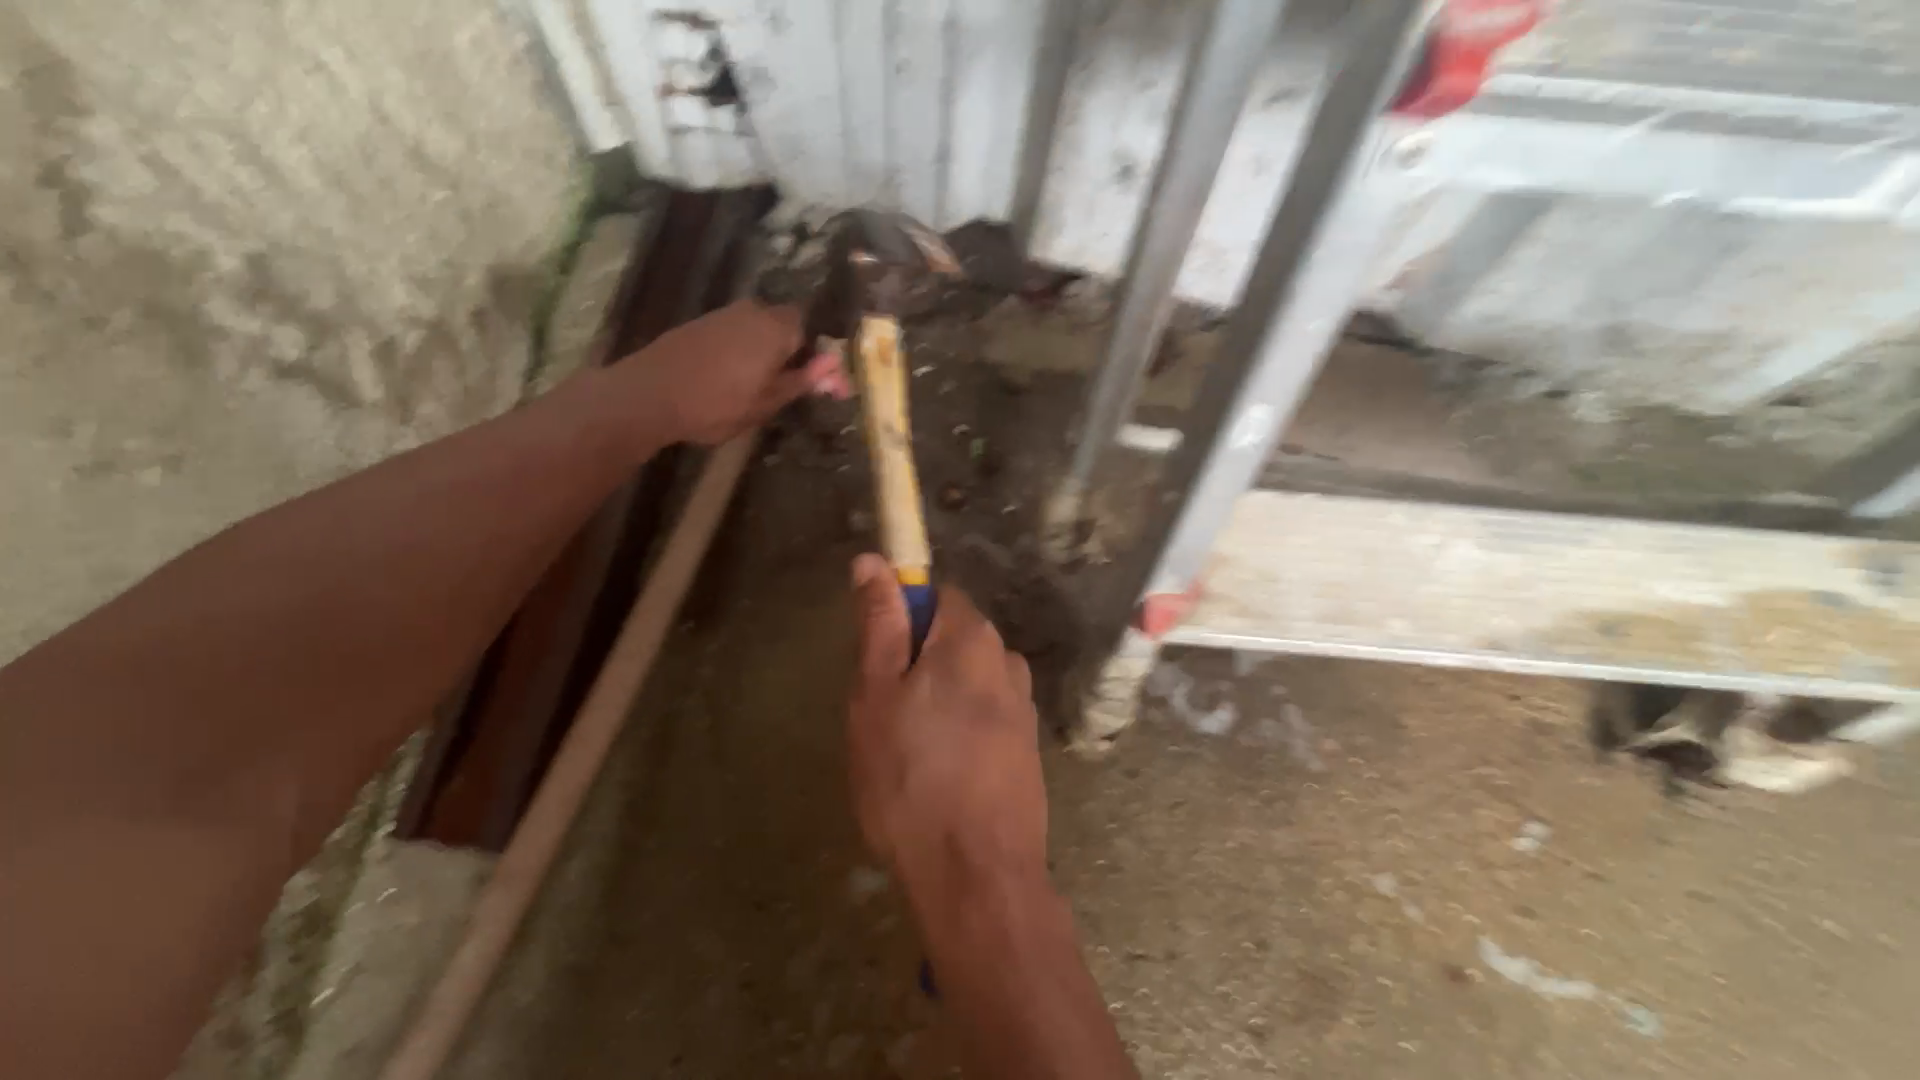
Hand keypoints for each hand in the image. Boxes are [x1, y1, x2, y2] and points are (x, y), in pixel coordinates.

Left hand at [613, 300, 845, 446]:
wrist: (648, 395)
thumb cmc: (716, 404)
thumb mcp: (767, 402)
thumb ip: (802, 381)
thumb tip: (833, 367)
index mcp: (776, 327)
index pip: (811, 328)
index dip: (818, 356)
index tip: (821, 386)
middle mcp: (752, 311)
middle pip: (784, 327)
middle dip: (792, 354)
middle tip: (787, 390)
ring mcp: (722, 315)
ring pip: (757, 331)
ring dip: (765, 355)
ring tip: (757, 390)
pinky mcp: (699, 325)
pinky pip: (734, 335)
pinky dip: (741, 353)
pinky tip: (730, 381)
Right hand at [847, 554, 1047, 896]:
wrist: (977, 874)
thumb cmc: (910, 779)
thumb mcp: (875, 695)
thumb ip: (880, 625)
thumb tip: (873, 561)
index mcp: (973, 639)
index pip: (938, 596)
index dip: (903, 619)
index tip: (878, 663)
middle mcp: (1008, 663)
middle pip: (954, 640)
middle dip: (918, 666)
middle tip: (885, 718)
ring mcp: (1025, 709)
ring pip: (969, 684)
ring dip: (939, 702)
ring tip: (909, 755)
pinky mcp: (1029, 751)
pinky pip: (986, 720)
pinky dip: (962, 734)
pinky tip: (941, 777)